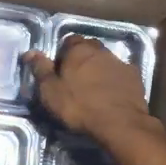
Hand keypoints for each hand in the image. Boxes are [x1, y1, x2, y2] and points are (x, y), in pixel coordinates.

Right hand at [25, 38, 159, 142]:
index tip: (59, 69)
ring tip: (93, 88)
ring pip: (106, 60)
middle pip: (89, 48)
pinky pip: (120, 74)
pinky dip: (115, 80)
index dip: (63, 53)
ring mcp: (120, 63)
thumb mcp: (50, 91)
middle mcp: (101, 50)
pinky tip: (111, 94)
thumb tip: (30, 52)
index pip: (69, 41)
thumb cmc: (79, 106)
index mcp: (78, 49)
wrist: (119, 123)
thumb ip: (40, 69)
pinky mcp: (135, 78)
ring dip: (99, 69)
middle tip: (75, 78)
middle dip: (82, 58)